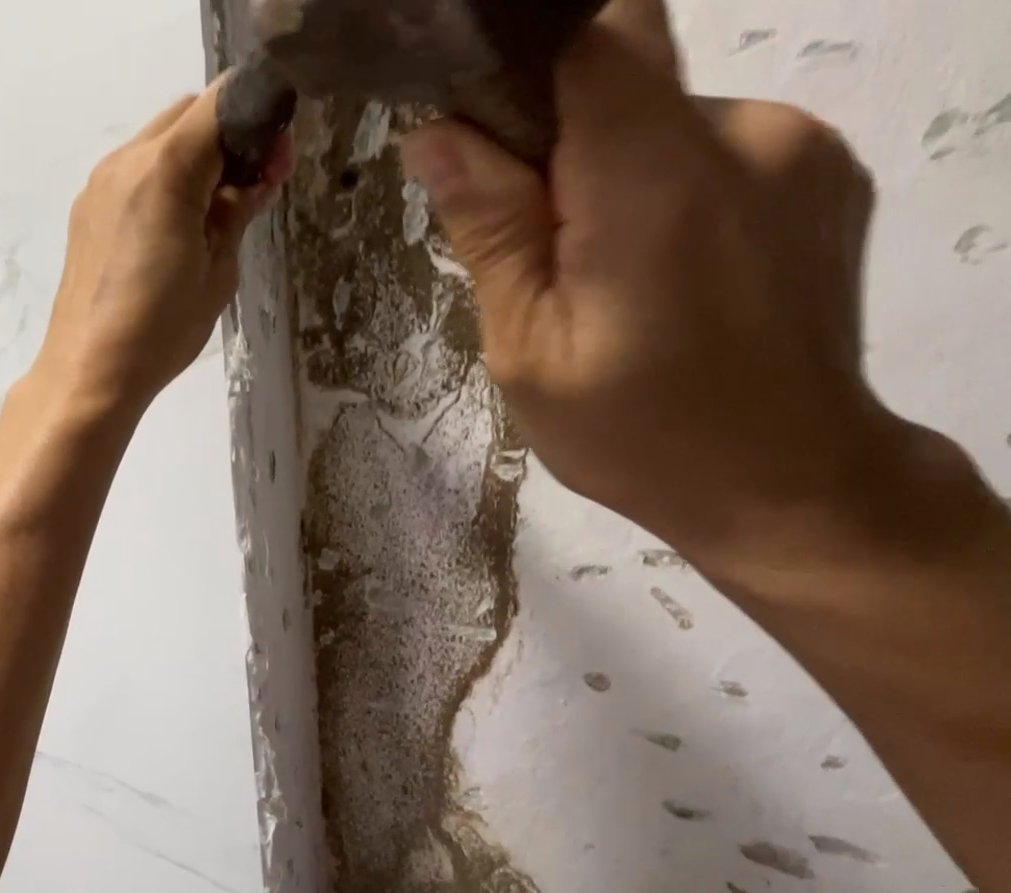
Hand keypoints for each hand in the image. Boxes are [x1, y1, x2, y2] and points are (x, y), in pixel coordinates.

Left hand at [34, 74, 292, 412]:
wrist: (88, 374)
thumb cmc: (160, 331)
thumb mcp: (217, 272)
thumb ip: (237, 212)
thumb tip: (256, 179)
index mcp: (165, 169)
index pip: (222, 101)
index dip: (259, 119)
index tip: (276, 161)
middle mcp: (125, 162)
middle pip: (188, 114)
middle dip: (227, 136)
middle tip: (252, 188)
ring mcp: (99, 186)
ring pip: (158, 141)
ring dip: (194, 158)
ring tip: (214, 215)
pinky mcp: (85, 212)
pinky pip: (134, 172)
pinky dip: (163, 180)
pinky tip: (176, 229)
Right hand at [401, 0, 923, 560]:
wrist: (788, 482)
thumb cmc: (634, 432)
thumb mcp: (526, 348)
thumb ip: (491, 230)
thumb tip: (436, 134)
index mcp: (654, 183)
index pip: (593, 36)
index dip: (518, 57)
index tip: (470, 122)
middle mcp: (744, 135)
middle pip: (622, 75)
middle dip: (553, 139)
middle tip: (529, 243)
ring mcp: (798, 147)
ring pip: (661, 116)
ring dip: (608, 172)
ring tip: (598, 275)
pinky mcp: (821, 172)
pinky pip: (712, 145)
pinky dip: (661, 187)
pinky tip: (656, 271)